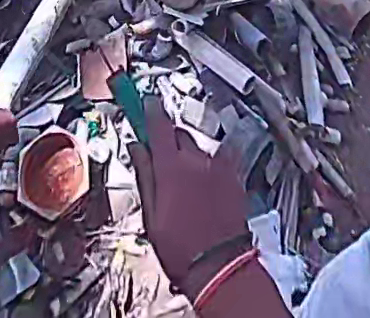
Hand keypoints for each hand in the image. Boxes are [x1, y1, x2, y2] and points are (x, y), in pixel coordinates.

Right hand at [136, 99, 250, 297]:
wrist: (221, 269)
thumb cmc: (182, 249)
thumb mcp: (151, 214)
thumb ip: (144, 174)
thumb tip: (136, 148)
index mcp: (171, 166)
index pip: (158, 123)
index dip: (149, 108)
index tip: (144, 100)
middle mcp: (195, 159)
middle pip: (177, 133)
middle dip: (167, 139)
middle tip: (160, 158)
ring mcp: (216, 166)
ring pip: (196, 148)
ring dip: (187, 156)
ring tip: (184, 185)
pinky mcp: (233, 176)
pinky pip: (216, 160)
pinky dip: (207, 166)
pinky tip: (204, 188)